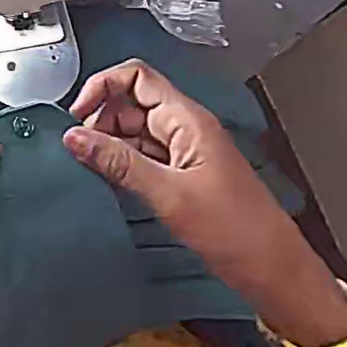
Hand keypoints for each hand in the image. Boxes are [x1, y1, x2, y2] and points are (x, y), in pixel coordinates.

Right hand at [62, 59, 346, 344]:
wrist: (271, 269)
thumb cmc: (236, 231)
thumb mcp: (168, 193)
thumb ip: (118, 162)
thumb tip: (74, 137)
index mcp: (187, 120)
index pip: (136, 77)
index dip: (102, 86)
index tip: (77, 114)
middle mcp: (183, 128)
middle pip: (129, 104)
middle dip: (99, 121)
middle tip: (81, 151)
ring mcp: (181, 151)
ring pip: (132, 131)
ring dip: (108, 145)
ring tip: (92, 170)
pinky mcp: (179, 175)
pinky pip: (140, 156)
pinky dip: (120, 164)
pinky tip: (108, 182)